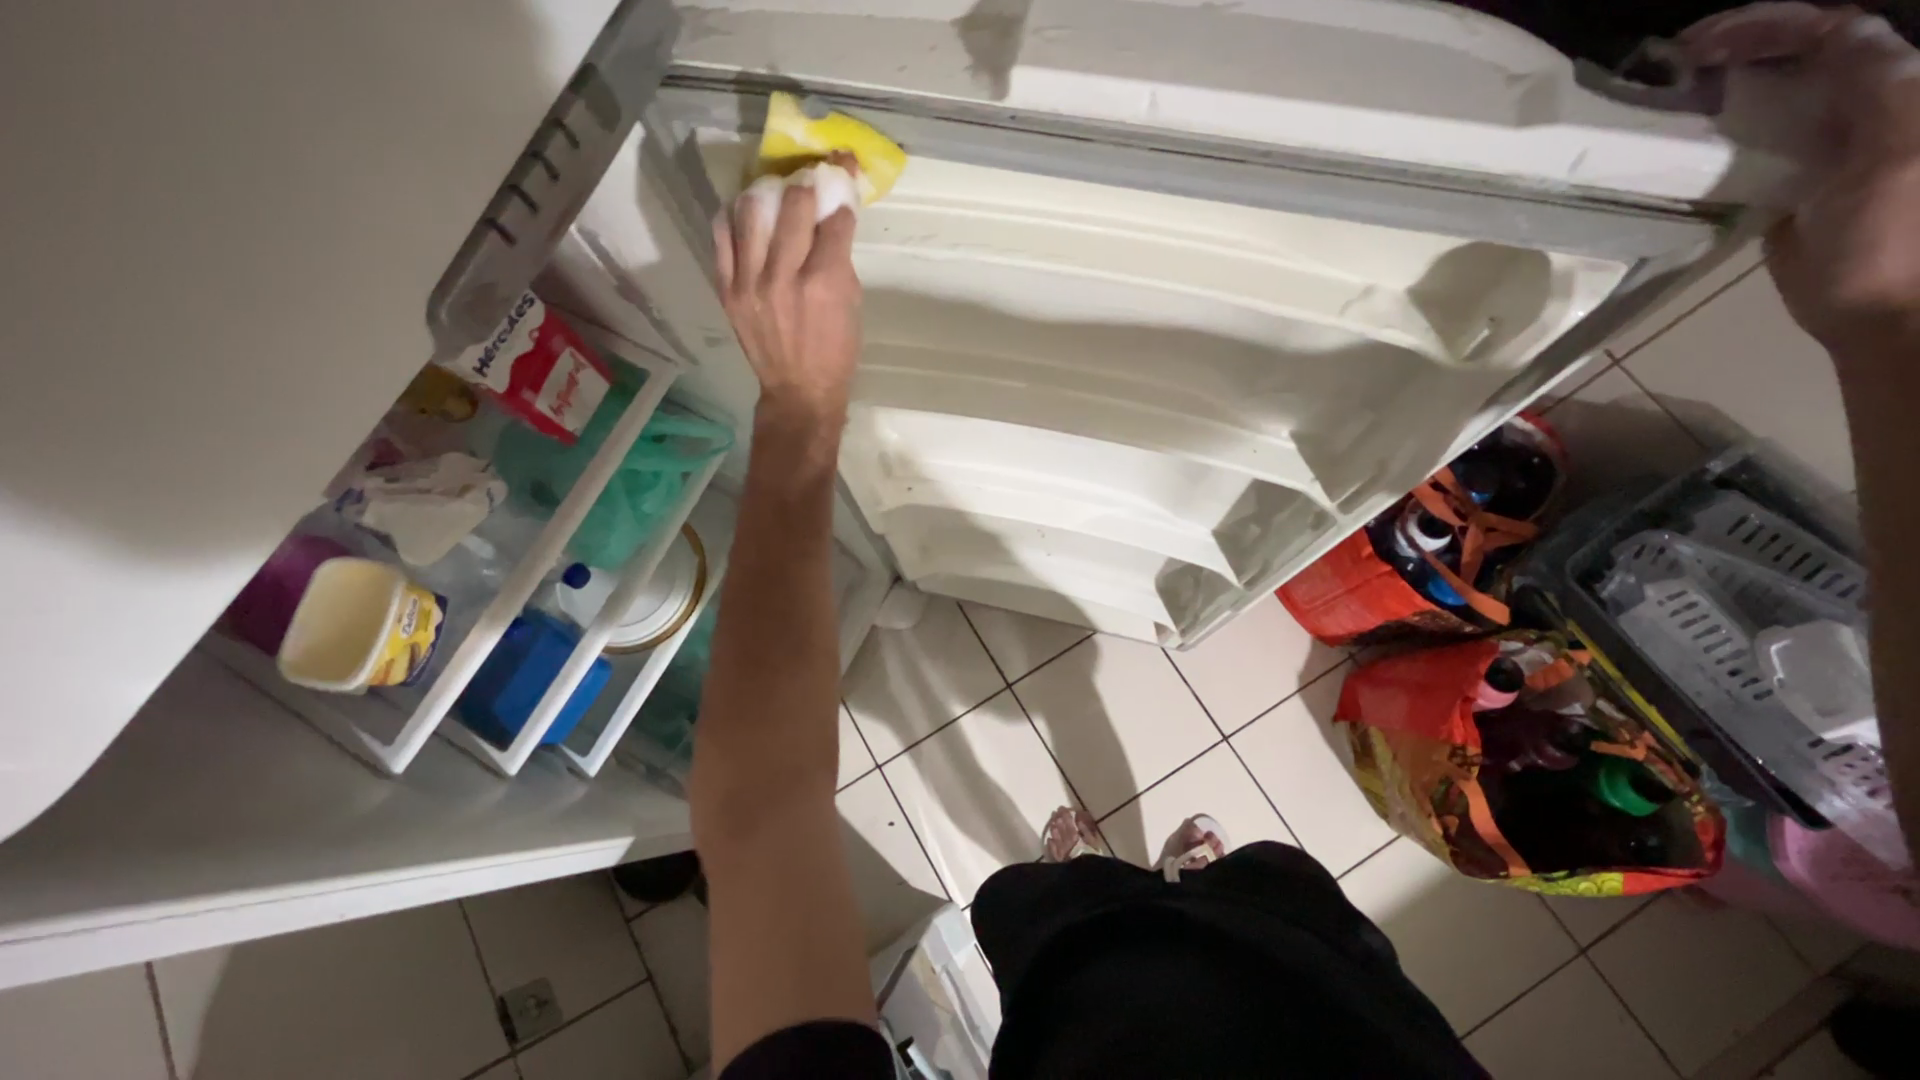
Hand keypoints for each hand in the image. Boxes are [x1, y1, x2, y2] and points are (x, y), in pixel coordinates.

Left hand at [713, 157, 862, 419]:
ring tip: (774, 191)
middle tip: (810, 179)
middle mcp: (784, 275)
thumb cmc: (836, 350)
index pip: (834, 219)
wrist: (798, 390)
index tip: (842, 176)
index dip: (842, 191)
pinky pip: (721, 236)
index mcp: (825, 281)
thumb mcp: (852, 302)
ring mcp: (750, 281)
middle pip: (793, 205)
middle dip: (807, 184)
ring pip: (752, 211)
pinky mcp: (727, 289)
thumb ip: (840, 257)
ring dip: (767, 192)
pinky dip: (732, 216)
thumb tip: (831, 217)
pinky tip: (744, 211)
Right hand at [1680, 3, 1919, 356]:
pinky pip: (1758, 146)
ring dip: (1727, 87)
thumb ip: (1880, 85)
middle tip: (1678, 63)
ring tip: (1676, 92)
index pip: (1836, 32)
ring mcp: (1827, 148)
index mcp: (1899, 90)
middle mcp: (1864, 108)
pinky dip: (1721, 135)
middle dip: (1743, 47)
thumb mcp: (1898, 152)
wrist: (1884, 315)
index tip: (1700, 42)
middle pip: (1802, 56)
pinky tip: (1687, 139)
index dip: (1770, 24)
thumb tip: (1834, 28)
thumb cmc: (1899, 239)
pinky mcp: (1794, 188)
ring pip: (1777, 96)